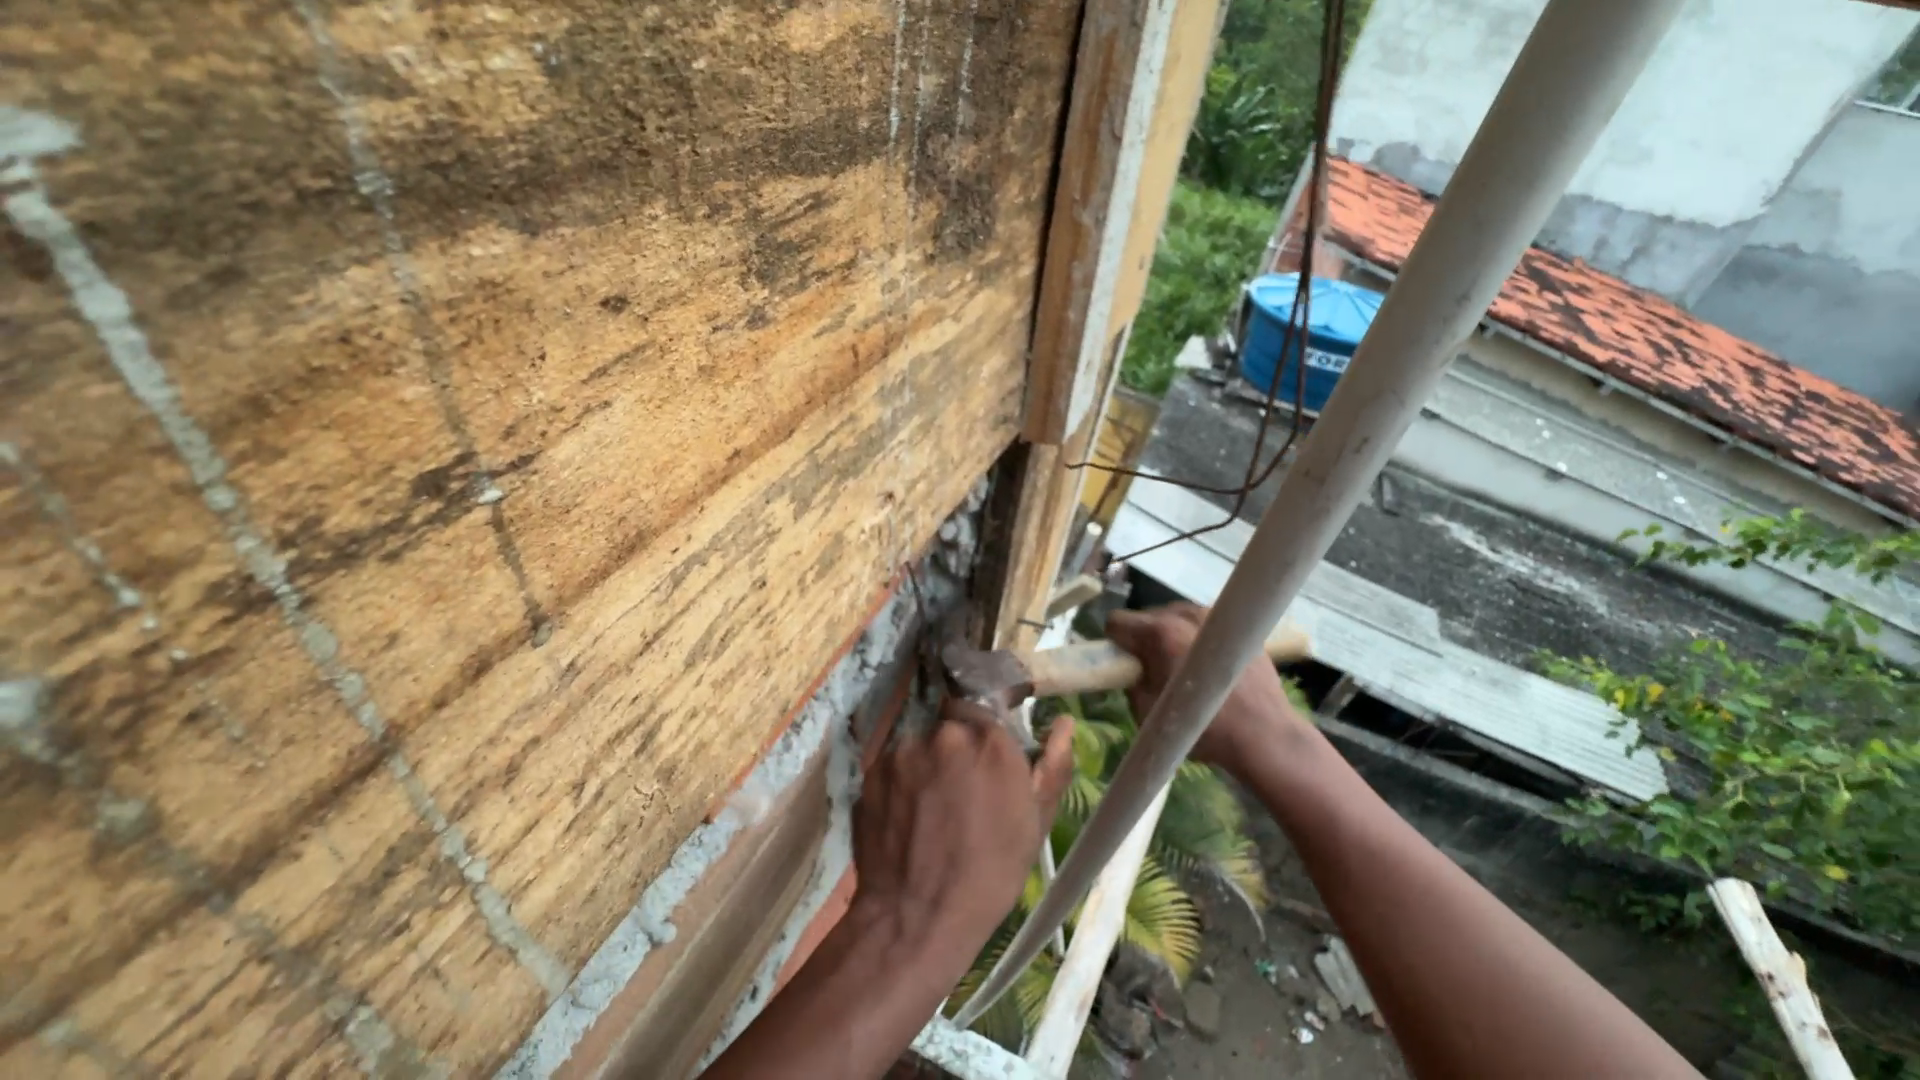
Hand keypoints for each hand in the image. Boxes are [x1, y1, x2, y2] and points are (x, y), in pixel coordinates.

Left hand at [849, 699, 1074, 965]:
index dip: (982, 734)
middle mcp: (944, 734)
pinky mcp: (870, 773)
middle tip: (958, 792)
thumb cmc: (989, 876)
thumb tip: (1063, 722)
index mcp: (991, 742)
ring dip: (925, 765)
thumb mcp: (1035, 825)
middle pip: (949, 726)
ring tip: (930, 810)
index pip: (983, 708)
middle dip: (954, 750)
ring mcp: (902, 752)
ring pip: (918, 745)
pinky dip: (899, 784)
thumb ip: (1052, 766)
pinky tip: (906, 819)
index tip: (984, 761)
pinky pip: (891, 767)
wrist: (916, 919)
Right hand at [1105, 603, 1308, 777]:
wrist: (1264, 736)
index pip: (1118, 621)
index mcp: (1159, 632)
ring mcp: (1218, 618)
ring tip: (1186, 667)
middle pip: (1151, 617)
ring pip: (1181, 618)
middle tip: (1156, 669)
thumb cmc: (1203, 729)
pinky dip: (1202, 640)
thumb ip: (1132, 685)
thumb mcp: (1147, 713)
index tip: (1125, 662)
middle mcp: (1187, 614)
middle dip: (1147, 639)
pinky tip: (1212, 667)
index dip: (1116, 643)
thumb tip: (1133, 672)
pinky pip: (1208, 627)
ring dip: (1175, 636)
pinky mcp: (1241, 628)